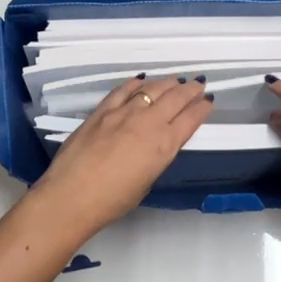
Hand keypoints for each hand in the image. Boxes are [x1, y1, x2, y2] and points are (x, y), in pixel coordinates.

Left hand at [26, 75, 213, 233]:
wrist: (72, 197)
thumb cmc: (113, 201)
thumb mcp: (147, 181)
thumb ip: (155, 156)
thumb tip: (156, 142)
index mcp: (164, 145)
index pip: (190, 119)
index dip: (202, 108)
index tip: (208, 100)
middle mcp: (148, 123)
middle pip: (175, 98)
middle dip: (190, 89)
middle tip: (198, 84)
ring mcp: (123, 113)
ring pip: (151, 89)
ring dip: (167, 83)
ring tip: (176, 80)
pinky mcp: (101, 111)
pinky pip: (123, 90)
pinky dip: (135, 83)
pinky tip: (142, 80)